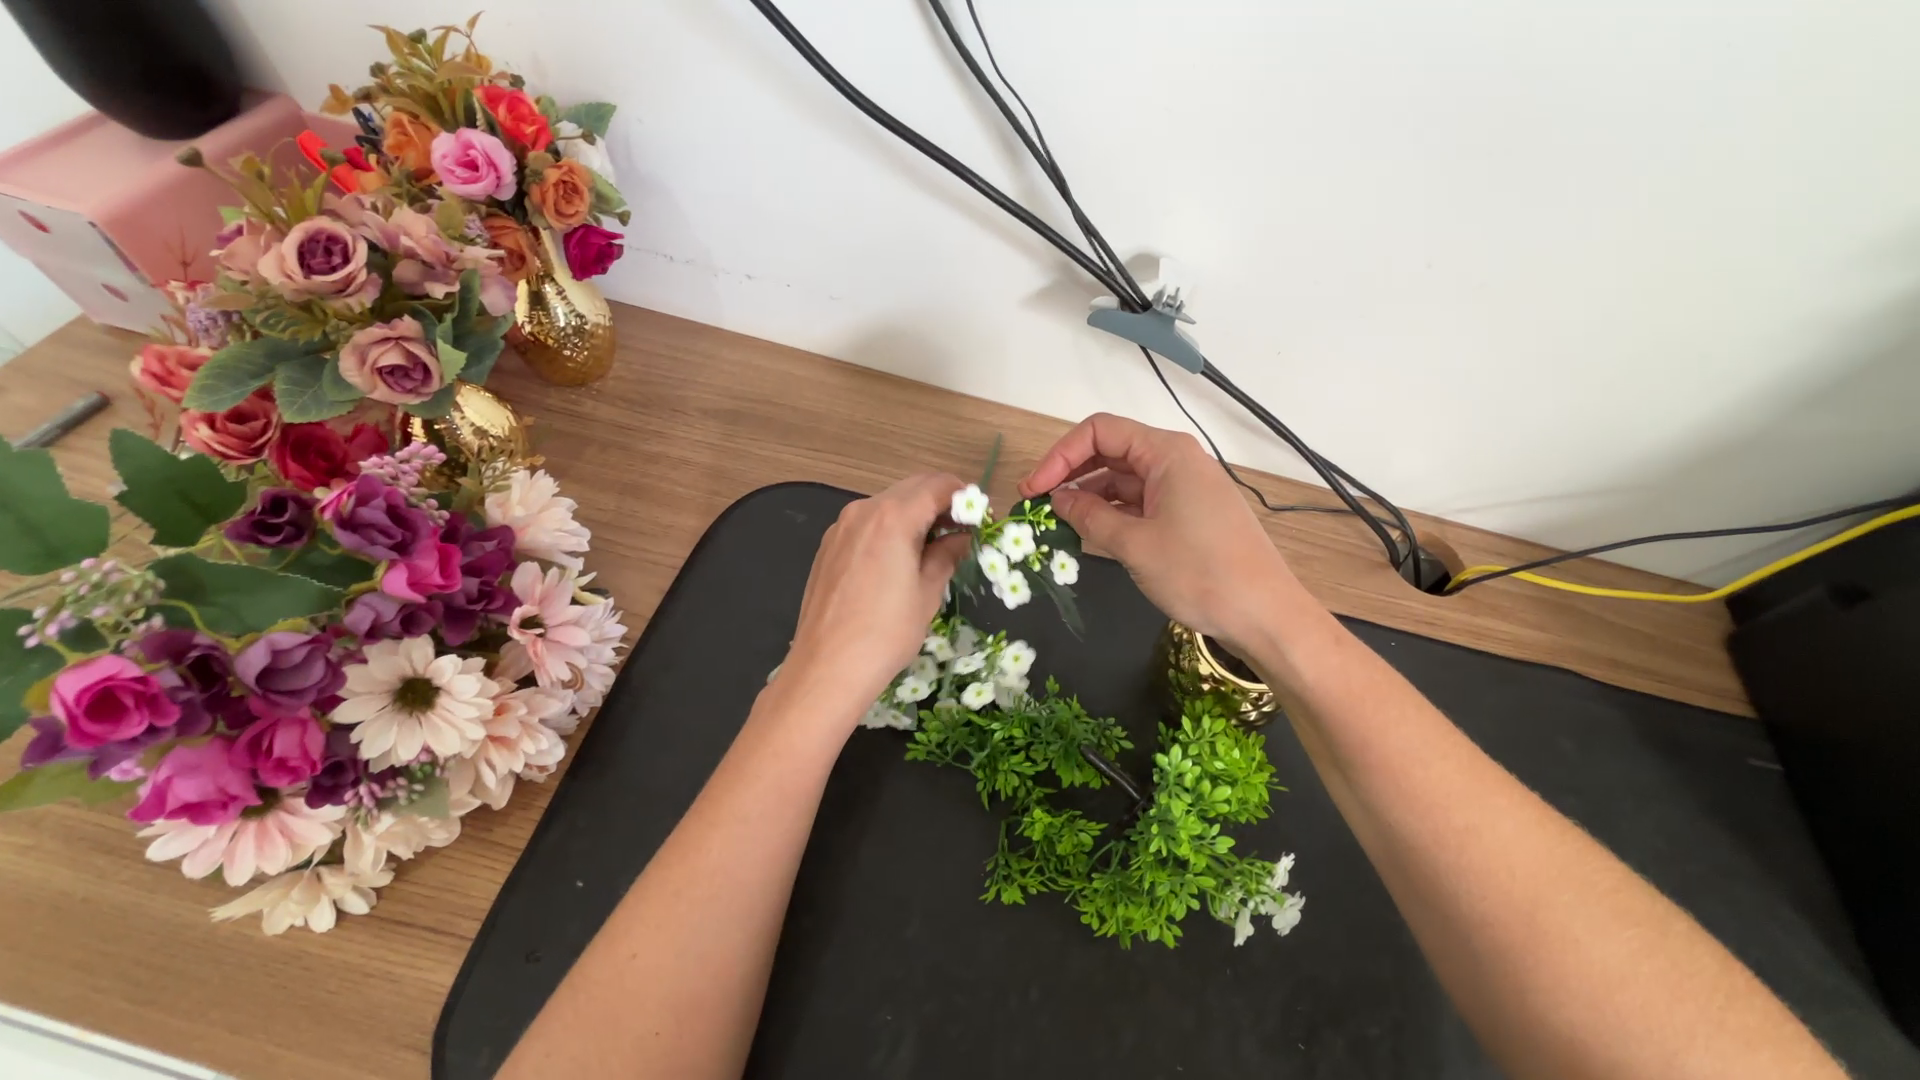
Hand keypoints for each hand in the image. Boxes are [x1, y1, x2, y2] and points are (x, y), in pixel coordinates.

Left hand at [777, 473, 970, 725]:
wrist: (827, 667)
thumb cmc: (886, 633)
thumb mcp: (927, 593)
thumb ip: (947, 554)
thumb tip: (962, 538)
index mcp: (893, 517)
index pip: (938, 486)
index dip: (965, 498)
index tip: (981, 519)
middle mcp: (863, 511)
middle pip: (912, 488)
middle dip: (941, 502)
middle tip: (963, 532)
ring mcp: (840, 527)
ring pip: (887, 504)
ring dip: (915, 515)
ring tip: (934, 547)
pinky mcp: (828, 546)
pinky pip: (867, 523)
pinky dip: (890, 528)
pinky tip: (901, 558)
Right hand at [1020, 413, 1306, 656]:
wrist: (1264, 615)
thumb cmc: (1200, 573)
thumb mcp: (1135, 545)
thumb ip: (1091, 516)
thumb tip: (1058, 499)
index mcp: (1166, 453)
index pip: (1100, 431)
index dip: (1060, 455)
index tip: (1033, 489)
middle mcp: (1176, 461)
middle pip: (1110, 452)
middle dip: (1071, 474)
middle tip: (1036, 504)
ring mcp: (1184, 489)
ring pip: (1123, 481)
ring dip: (1089, 497)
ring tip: (1058, 523)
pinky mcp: (1188, 516)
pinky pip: (1140, 503)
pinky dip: (1112, 514)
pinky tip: (1090, 534)